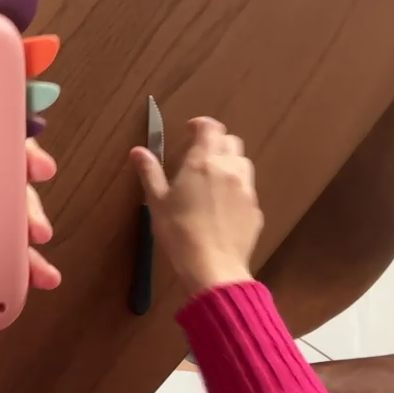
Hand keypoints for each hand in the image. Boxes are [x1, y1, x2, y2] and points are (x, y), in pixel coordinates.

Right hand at [130, 117, 262, 294]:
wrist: (213, 267)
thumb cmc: (179, 232)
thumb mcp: (157, 201)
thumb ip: (150, 172)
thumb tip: (138, 151)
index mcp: (203, 163)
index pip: (211, 129)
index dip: (201, 125)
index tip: (189, 130)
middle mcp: (229, 170)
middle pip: (231, 142)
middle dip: (216, 142)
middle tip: (199, 154)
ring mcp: (246, 189)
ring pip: (243, 163)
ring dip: (229, 161)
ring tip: (212, 177)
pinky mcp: (255, 209)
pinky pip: (247, 188)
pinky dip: (235, 186)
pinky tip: (221, 204)